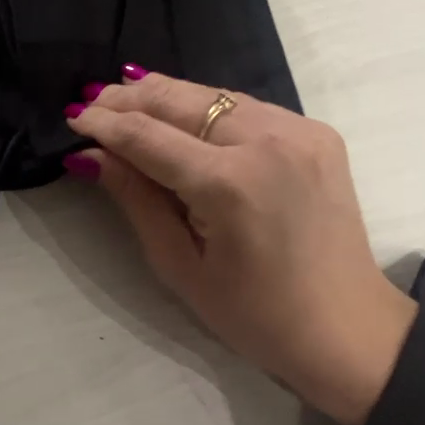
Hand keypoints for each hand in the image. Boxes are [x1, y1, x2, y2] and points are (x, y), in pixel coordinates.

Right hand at [64, 70, 415, 424]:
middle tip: (91, 104)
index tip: (73, 118)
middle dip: (127, 98)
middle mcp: (267, 141)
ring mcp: (297, 130)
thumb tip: (89, 154)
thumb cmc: (256, 316)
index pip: (147, 135)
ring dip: (163, 97)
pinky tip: (180, 118)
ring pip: (210, 93)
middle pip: (177, 99)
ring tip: (125, 102)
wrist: (352, 331)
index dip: (104, 123)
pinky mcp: (314, 131)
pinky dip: (205, 108)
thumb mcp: (180, 266)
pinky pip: (243, 105)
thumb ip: (134, 198)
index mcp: (231, 184)